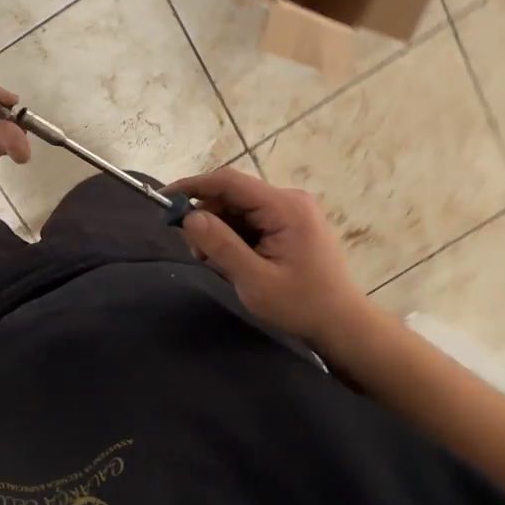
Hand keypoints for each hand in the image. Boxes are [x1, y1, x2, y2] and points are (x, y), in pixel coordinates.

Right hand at [166, 169, 368, 340]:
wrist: (341, 322)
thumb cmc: (300, 304)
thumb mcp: (255, 280)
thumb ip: (221, 246)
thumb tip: (189, 217)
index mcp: (285, 207)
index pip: (228, 181)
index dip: (191, 186)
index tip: (163, 201)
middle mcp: (288, 199)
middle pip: (230, 194)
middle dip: (206, 218)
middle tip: (197, 254)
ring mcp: (290, 209)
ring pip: (236, 207)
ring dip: (218, 230)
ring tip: (218, 263)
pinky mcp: (288, 222)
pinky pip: (248, 218)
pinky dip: (232, 235)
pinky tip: (234, 260)